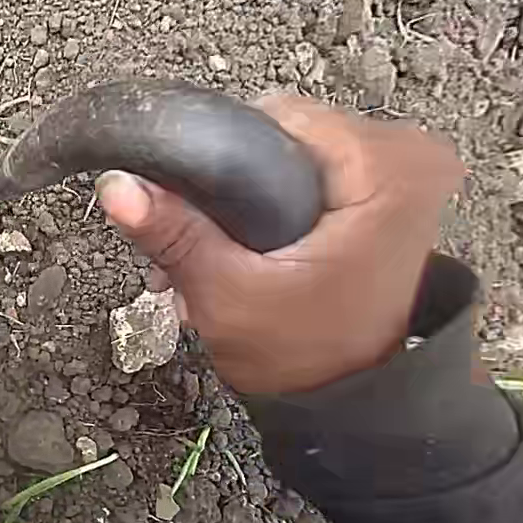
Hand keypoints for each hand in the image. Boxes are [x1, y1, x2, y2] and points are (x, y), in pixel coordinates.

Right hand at [96, 96, 462, 394]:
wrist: (345, 405)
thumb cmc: (300, 357)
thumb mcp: (225, 294)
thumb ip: (173, 234)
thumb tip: (116, 185)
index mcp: (387, 172)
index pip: (278, 117)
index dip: (225, 158)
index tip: (202, 210)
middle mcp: (406, 160)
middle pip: (281, 136)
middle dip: (229, 188)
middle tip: (205, 248)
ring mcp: (400, 178)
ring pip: (288, 155)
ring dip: (241, 202)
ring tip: (217, 257)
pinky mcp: (385, 198)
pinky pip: (308, 175)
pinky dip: (268, 209)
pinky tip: (241, 251)